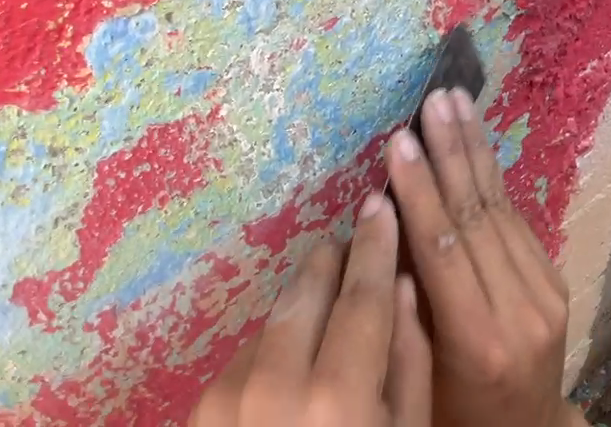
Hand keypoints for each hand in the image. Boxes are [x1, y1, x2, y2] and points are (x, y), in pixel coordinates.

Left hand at [193, 193, 432, 426]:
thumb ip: (408, 365)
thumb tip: (403, 284)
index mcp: (338, 400)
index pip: (363, 296)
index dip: (375, 245)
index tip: (381, 203)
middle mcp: (275, 386)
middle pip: (309, 289)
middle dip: (334, 259)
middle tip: (355, 238)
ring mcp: (230, 395)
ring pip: (278, 318)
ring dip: (305, 302)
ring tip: (329, 302)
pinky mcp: (202, 407)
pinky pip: (251, 354)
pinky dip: (275, 346)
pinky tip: (292, 368)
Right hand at [387, 88, 585, 426]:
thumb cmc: (452, 408)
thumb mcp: (416, 365)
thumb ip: (404, 293)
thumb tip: (382, 213)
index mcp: (478, 339)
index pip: (443, 247)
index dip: (420, 189)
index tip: (400, 139)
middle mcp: (520, 308)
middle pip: (476, 214)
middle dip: (450, 150)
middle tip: (433, 99)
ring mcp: (545, 290)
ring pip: (499, 206)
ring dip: (472, 147)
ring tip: (455, 100)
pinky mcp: (553, 277)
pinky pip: (514, 217)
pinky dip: (489, 174)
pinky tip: (473, 138)